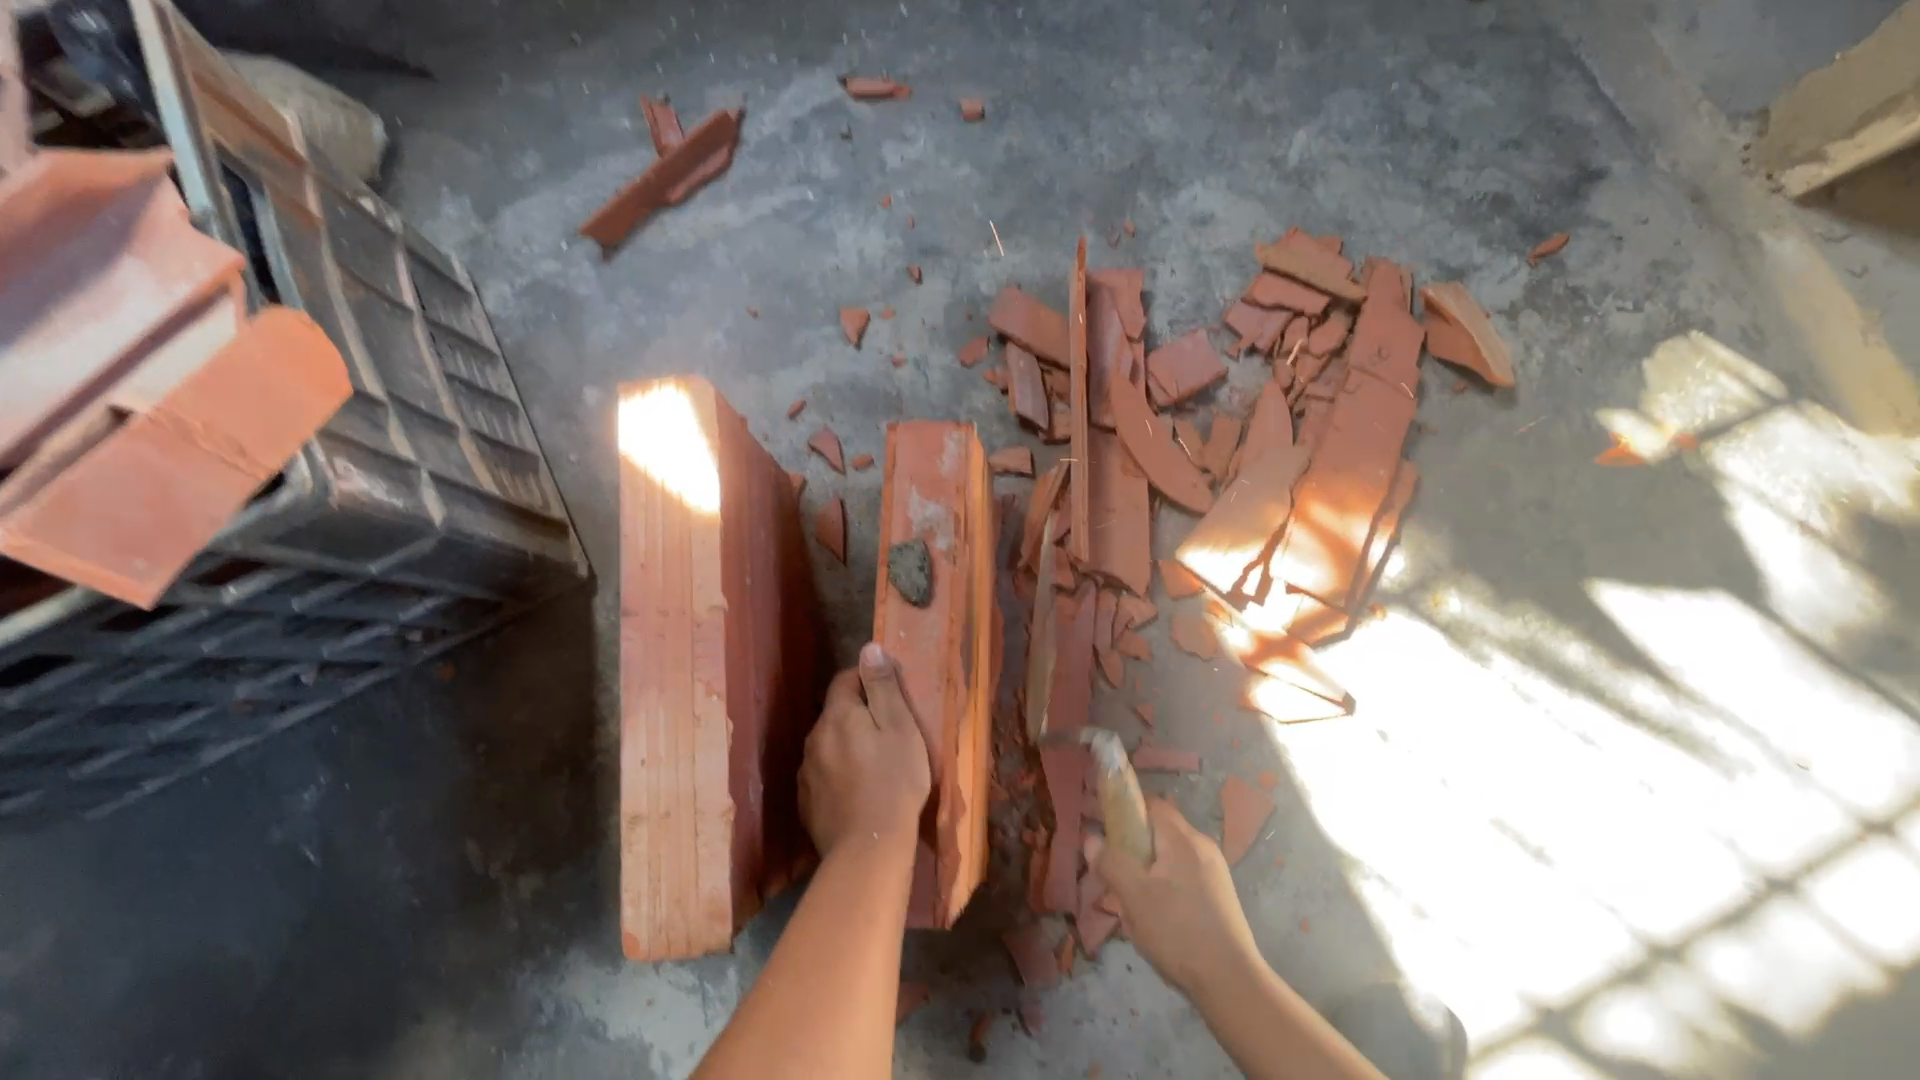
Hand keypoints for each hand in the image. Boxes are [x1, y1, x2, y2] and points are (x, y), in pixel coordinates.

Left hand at [799, 643, 934, 856]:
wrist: (869, 847)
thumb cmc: (895, 781)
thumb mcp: (900, 727)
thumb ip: (883, 686)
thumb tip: (869, 648)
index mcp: (838, 715)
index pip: (844, 679)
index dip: (867, 680)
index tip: (890, 696)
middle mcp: (814, 738)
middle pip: (835, 713)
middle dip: (857, 716)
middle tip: (888, 734)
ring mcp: (806, 772)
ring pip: (827, 745)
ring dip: (846, 747)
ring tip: (874, 766)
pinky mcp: (806, 802)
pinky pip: (822, 776)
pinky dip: (837, 776)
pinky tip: (857, 792)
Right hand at [1088, 799, 1263, 1000]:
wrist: (1231, 981)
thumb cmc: (1178, 931)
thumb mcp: (1134, 897)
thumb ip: (1111, 862)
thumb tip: (1091, 838)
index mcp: (1183, 839)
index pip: (1151, 804)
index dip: (1125, 808)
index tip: (1102, 827)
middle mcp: (1202, 847)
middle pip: (1160, 831)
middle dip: (1133, 847)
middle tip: (1113, 873)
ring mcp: (1214, 871)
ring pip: (1169, 857)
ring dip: (1147, 870)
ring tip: (1131, 901)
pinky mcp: (1218, 895)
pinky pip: (1182, 876)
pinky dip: (1163, 885)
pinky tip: (1156, 916)